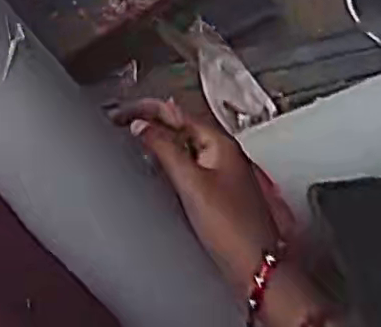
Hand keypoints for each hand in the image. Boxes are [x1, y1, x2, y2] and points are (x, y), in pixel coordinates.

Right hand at [121, 97, 280, 280]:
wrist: (259, 272)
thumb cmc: (235, 231)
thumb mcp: (190, 181)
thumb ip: (162, 147)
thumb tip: (140, 125)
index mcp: (221, 144)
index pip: (175, 112)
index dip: (145, 108)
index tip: (121, 111)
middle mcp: (224, 155)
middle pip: (179, 125)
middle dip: (149, 120)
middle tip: (122, 120)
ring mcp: (222, 174)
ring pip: (182, 144)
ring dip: (156, 138)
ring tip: (133, 137)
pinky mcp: (218, 192)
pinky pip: (186, 163)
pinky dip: (166, 157)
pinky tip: (156, 164)